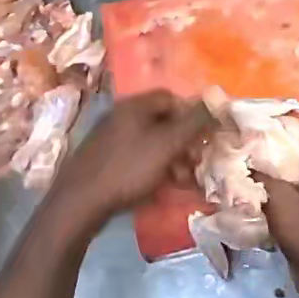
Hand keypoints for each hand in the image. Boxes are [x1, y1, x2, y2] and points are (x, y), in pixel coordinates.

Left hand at [49, 90, 210, 225]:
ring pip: (151, 142)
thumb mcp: (167, 144)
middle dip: (183, 142)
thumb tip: (217, 99)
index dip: (192, 114)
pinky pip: (137, 158)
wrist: (81, 200)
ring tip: (182, 180)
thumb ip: (194, 122)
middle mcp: (121, 116)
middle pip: (162, 121)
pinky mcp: (105, 160)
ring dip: (172, 159)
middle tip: (196, 163)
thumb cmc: (128, 168)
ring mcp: (110, 138)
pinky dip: (154, 169)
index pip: (170, 97)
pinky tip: (161, 187)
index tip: (205, 137)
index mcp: (134, 106)